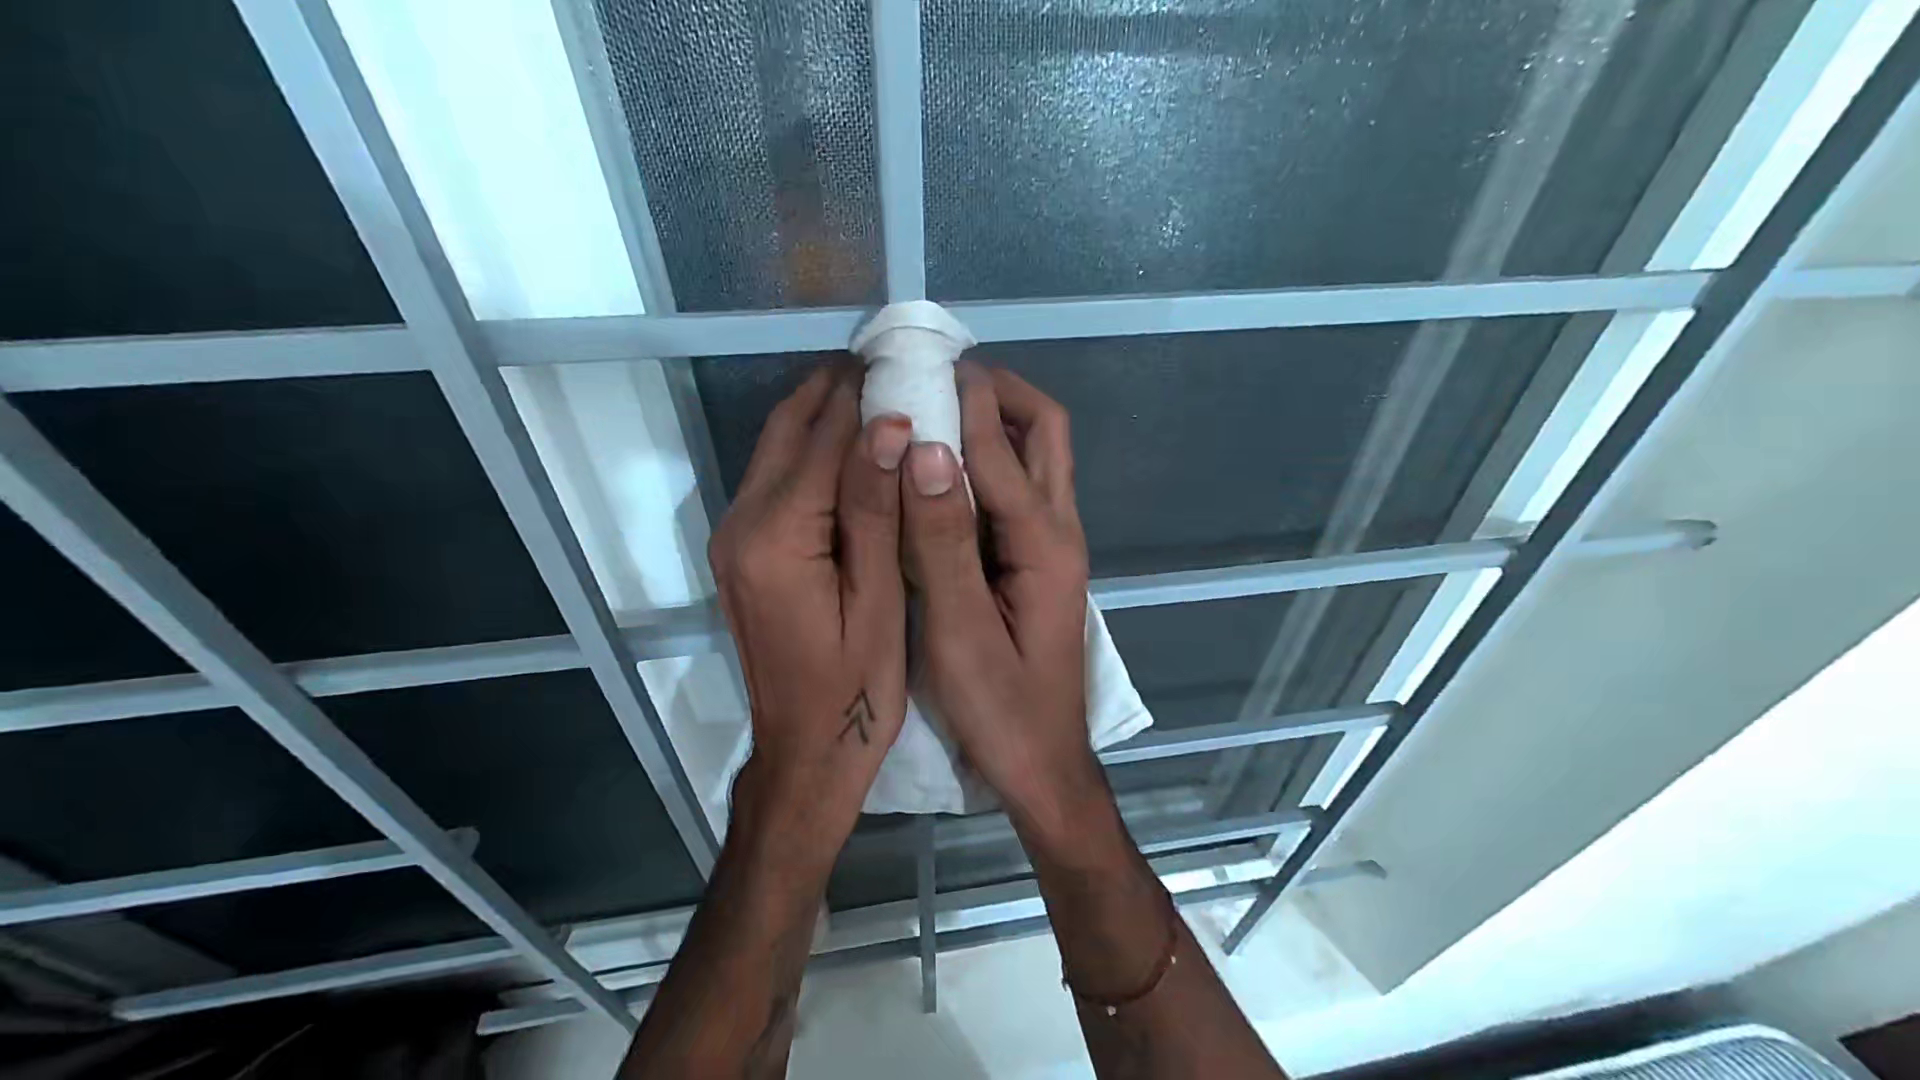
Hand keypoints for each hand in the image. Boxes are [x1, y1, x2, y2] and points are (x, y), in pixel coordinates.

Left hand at [708, 366, 912, 864]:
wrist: (803, 753)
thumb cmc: (855, 688)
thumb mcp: (878, 601)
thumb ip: (875, 511)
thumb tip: (889, 427)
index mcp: (776, 537)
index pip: (822, 441)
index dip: (864, 397)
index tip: (904, 360)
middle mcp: (741, 524)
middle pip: (786, 431)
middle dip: (835, 391)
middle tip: (891, 363)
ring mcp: (735, 537)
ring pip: (777, 450)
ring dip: (821, 416)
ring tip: (879, 392)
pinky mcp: (743, 551)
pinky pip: (776, 480)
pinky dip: (810, 452)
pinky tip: (853, 448)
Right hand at [900, 361, 1103, 833]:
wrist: (1041, 765)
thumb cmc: (1000, 709)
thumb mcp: (961, 633)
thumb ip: (943, 544)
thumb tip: (927, 452)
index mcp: (1043, 543)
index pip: (1002, 450)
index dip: (961, 402)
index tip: (916, 364)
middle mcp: (1057, 530)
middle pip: (1045, 432)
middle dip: (998, 392)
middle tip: (938, 377)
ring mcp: (1051, 545)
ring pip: (1036, 456)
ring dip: (995, 419)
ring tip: (935, 404)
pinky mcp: (1036, 561)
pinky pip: (1017, 488)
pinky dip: (987, 459)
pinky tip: (943, 466)